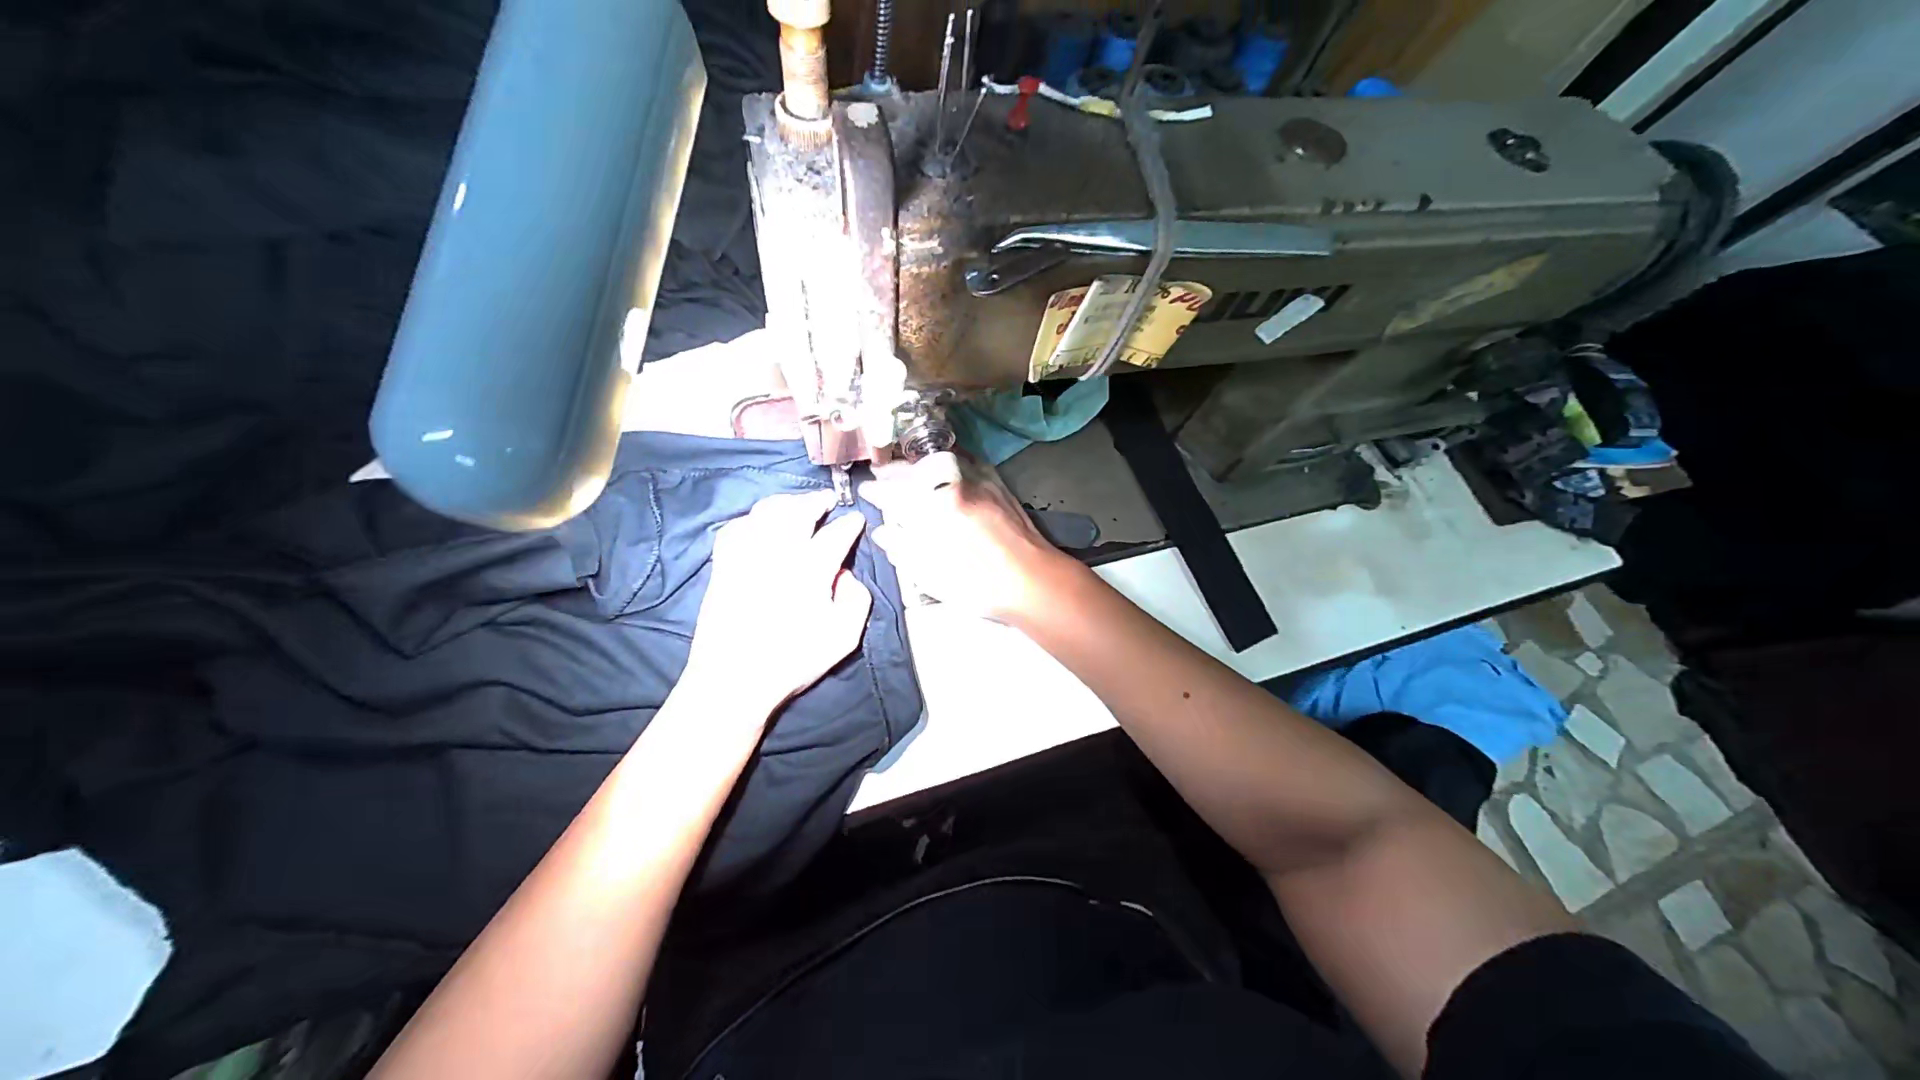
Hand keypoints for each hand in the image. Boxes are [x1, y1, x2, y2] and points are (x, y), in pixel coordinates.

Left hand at [683, 490, 872, 713]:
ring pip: (766, 512)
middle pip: (799, 510)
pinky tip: (758, 525)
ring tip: (795, 505)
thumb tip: (846, 576)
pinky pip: (736, 528)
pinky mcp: (723, 564)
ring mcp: (747, 554)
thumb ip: (856, 600)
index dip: (850, 524)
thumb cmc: (793, 660)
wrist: (734, 678)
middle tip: (827, 500)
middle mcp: (779, 551)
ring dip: (785, 503)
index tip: (856, 520)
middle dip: (816, 501)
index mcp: (812, 567)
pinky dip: (751, 519)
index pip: (836, 533)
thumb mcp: (843, 637)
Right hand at [862, 452, 1082, 624]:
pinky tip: (939, 468)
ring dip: (918, 464)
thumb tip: (885, 532)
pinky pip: (965, 461)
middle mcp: (960, 484)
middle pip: (918, 468)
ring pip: (940, 460)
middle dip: (894, 472)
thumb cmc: (983, 586)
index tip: (866, 491)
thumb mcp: (935, 577)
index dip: (877, 490)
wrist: (1035, 582)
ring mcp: (982, 480)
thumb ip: (905, 550)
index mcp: (941, 506)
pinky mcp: (998, 483)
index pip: (898, 491)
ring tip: (903, 471)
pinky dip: (946, 461)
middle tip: (880, 477)